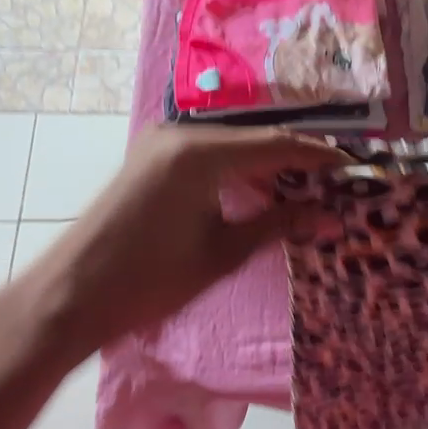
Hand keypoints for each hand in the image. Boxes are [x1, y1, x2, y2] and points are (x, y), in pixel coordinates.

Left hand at [16, 125, 345, 361]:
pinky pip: (206, 153)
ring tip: (307, 188)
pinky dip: (236, 168)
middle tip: (336, 181)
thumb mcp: (222, 254)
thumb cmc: (150, 280)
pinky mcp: (149, 158)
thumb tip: (332, 215)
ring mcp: (160, 142)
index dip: (320, 156)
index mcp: (200, 151)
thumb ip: (278, 225)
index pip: (276, 143)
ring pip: (230, 144)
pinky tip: (259, 189)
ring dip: (266, 164)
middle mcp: (180, 133)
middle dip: (296, 158)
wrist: (72, 294)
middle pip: (254, 138)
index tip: (355, 168)